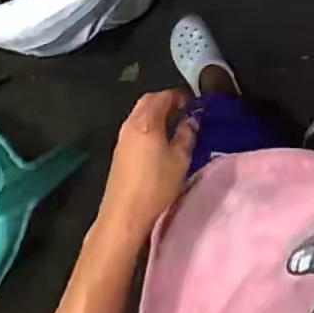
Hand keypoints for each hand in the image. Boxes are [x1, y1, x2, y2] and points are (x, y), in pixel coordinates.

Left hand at [94, 90, 197, 244]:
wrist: (124, 216)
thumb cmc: (155, 186)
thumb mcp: (180, 160)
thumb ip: (187, 135)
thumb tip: (191, 121)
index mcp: (147, 121)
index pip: (163, 96)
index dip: (180, 96)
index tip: (193, 105)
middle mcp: (131, 124)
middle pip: (149, 101)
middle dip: (167, 102)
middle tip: (184, 112)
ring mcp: (123, 137)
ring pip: (140, 114)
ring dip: (156, 114)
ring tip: (174, 126)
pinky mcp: (119, 151)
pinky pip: (135, 127)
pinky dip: (149, 125)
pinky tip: (159, 142)